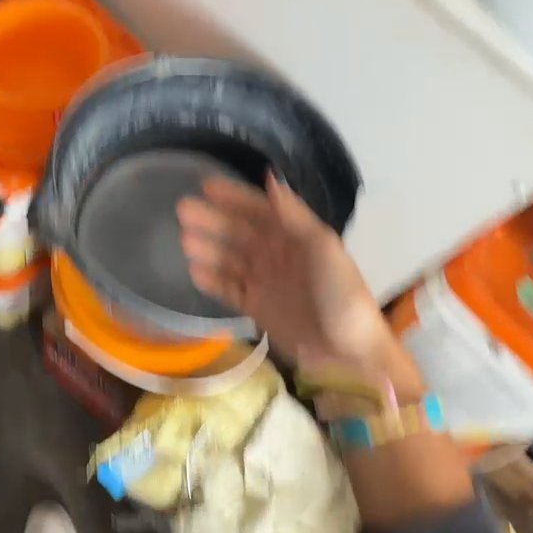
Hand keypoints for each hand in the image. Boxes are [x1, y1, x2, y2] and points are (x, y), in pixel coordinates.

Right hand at [178, 174, 422, 397]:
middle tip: (182, 210)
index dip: (233, 197)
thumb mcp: (323, 248)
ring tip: (184, 241)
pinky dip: (211, 280)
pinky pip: (228, 289)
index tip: (205, 185)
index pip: (259, 210)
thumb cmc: (341, 295)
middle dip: (211, 220)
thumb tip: (269, 178)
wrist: (349, 353)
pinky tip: (193, 272)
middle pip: (238, 232)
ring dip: (207, 248)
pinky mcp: (257, 308)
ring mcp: (265, 282)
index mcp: (295, 237)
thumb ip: (294, 215)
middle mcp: (277, 255)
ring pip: (229, 259)